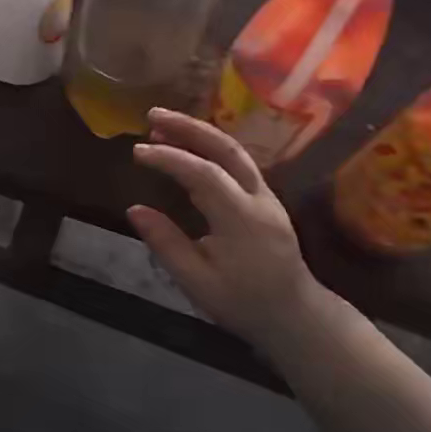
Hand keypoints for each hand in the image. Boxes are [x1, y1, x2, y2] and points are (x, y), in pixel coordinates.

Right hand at [126, 109, 330, 347]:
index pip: (204, 175)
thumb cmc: (243, 302)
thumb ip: (166, 244)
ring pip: (234, 151)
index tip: (137, 152)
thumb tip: (134, 210)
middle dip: (189, 128)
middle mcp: (259, 200)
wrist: (296, 316)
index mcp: (242, 221)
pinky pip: (237, 161)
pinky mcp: (264, 198)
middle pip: (227, 150)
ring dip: (198, 132)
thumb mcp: (197, 282)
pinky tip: (186, 144)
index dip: (170, 158)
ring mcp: (266, 197)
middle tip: (152, 115)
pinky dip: (209, 146)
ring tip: (162, 124)